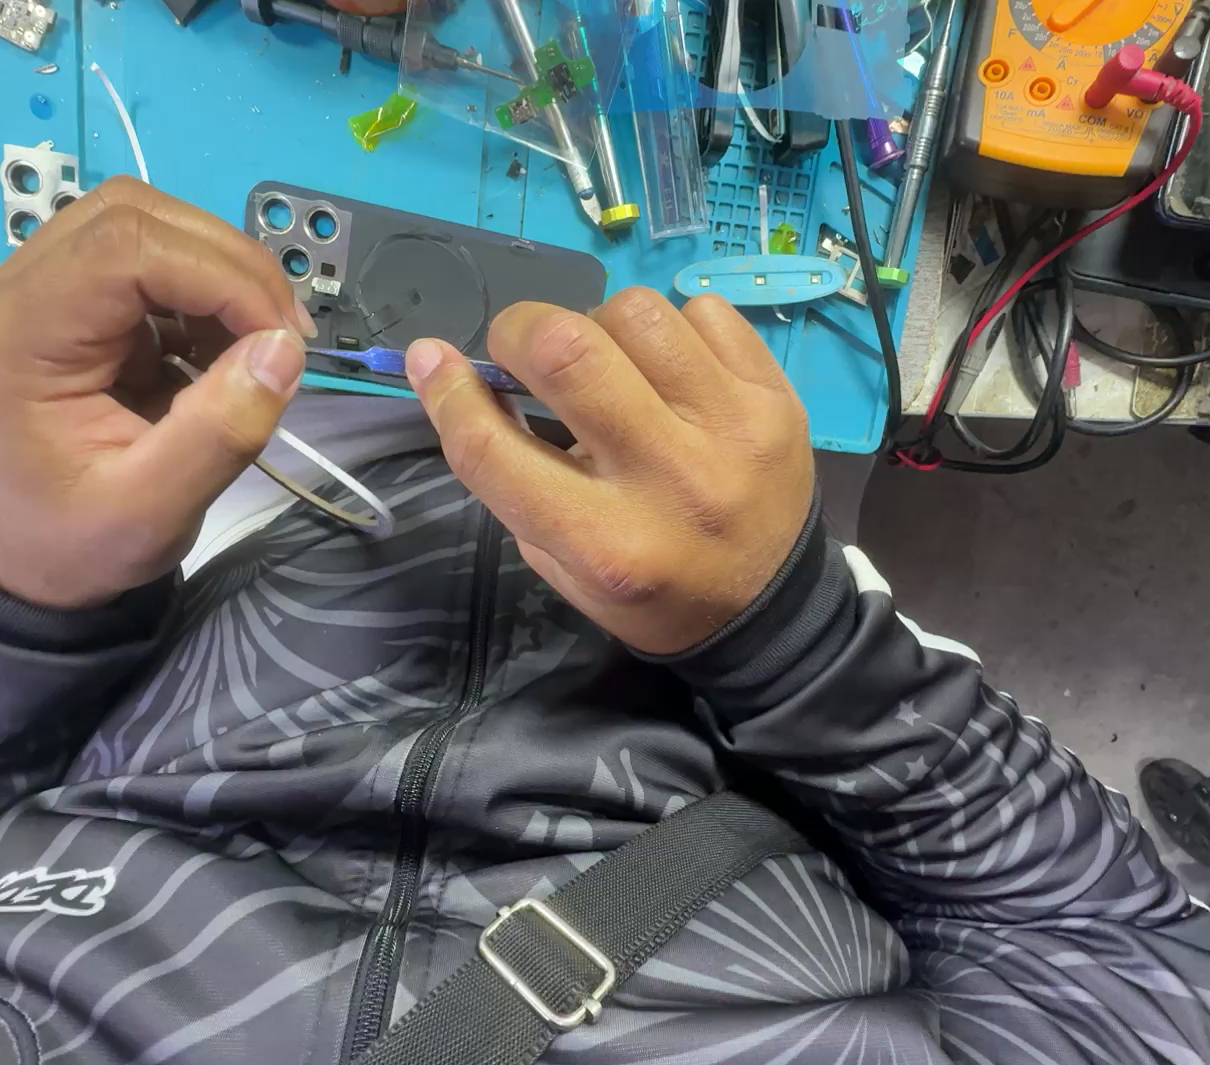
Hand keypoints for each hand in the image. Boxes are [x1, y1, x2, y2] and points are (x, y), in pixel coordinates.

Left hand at [0, 178, 313, 608]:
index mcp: (19, 338)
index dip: (223, 277)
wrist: (28, 565)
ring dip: (226, 276)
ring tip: (265, 344)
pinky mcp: (83, 313)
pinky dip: (214, 300)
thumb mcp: (155, 511)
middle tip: (286, 336)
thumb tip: (285, 349)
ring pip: (149, 229)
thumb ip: (220, 432)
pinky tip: (232, 352)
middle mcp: (21, 295)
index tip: (285, 342)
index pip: (126, 247)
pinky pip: (157, 269)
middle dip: (232, 266)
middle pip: (136, 216)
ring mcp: (49, 297)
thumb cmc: (78, 544)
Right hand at [406, 289, 813, 654]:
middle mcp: (669, 479)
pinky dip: (670, 328)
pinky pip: (705, 312)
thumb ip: (511, 479)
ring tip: (607, 363)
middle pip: (568, 353)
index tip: (433, 361)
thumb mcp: (564, 566)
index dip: (446, 393)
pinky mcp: (776, 398)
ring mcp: (733, 430)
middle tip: (523, 350)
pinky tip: (670, 369)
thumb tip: (453, 374)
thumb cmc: (651, 592)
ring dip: (598, 325)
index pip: (493, 448)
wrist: (770, 607)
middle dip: (520, 332)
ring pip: (636, 314)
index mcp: (604, 543)